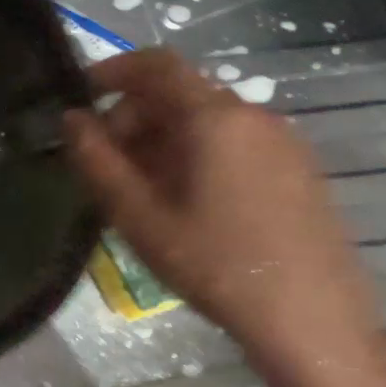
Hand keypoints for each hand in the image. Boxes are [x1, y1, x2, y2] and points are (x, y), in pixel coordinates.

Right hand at [63, 50, 378, 360]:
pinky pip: (232, 140)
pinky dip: (195, 151)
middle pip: (178, 92)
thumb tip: (72, 119)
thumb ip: (95, 159)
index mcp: (213, 118)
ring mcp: (283, 143)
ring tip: (138, 187)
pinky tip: (183, 200)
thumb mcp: (136, 214)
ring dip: (161, 137)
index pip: (155, 64)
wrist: (313, 321)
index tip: (80, 98)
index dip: (111, 70)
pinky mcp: (297, 170)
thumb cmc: (213, 262)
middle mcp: (253, 116)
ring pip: (205, 119)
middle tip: (103, 160)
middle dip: (131, 115)